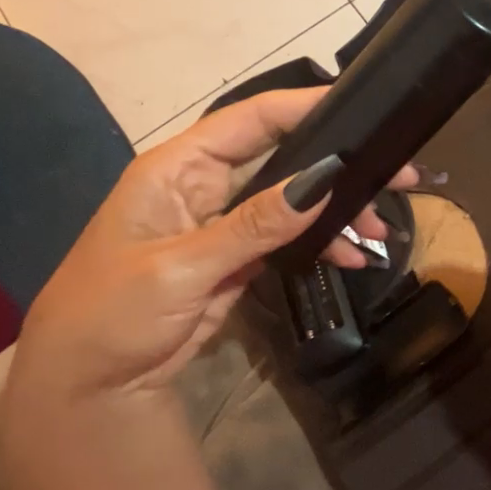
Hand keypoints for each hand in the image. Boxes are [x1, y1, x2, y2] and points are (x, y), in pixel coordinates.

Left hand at [8, 87, 411, 404]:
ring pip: (296, 199)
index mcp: (178, 169)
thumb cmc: (112, 315)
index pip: (251, 120)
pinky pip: (292, 238)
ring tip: (380, 233)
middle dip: (340, 167)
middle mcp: (205, 185)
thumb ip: (252, 226)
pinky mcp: (238, 257)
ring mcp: (225, 222)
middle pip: (285, 157)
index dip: (305, 107)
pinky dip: (323, 244)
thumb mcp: (180, 269)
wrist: (90, 384)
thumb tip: (319, 184)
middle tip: (400, 177)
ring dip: (340, 212)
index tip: (363, 105)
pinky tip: (352, 258)